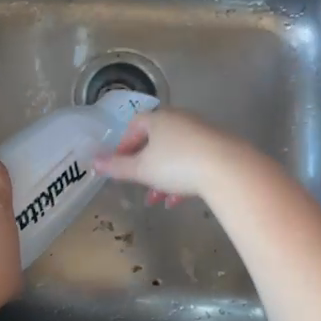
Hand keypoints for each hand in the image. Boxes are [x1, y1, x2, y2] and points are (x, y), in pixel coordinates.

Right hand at [94, 109, 254, 205]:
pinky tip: (177, 201)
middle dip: (144, 166)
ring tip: (157, 200)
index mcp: (159, 119)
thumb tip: (93, 162)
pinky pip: (193, 161)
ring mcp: (202, 133)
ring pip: (174, 155)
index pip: (135, 125)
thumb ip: (116, 167)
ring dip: (162, 177)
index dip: (124, 145)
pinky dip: (182, 178)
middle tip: (137, 185)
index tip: (119, 164)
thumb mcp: (141, 169)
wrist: (228, 169)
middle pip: (156, 141)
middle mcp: (181, 120)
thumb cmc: (176, 164)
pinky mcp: (219, 148)